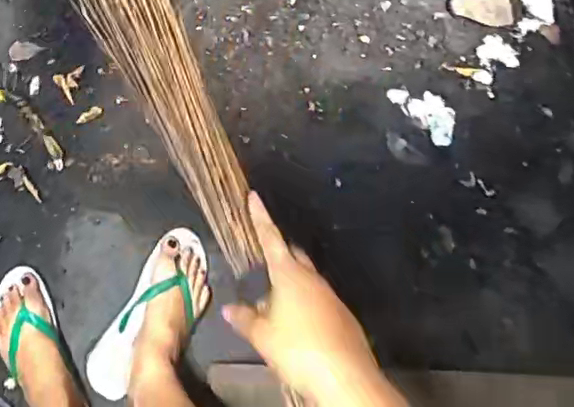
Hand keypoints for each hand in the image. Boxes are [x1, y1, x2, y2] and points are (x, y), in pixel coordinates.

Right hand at [221, 191, 404, 406]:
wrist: (345, 377)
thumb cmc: (299, 350)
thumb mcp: (263, 338)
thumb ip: (245, 320)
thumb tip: (228, 308)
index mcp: (288, 274)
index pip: (270, 238)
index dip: (260, 217)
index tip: (254, 196)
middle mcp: (310, 277)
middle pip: (292, 255)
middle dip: (279, 253)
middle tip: (264, 259)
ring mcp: (329, 294)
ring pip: (307, 278)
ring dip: (292, 283)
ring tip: (277, 302)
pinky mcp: (342, 314)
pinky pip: (319, 299)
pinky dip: (307, 304)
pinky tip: (301, 324)